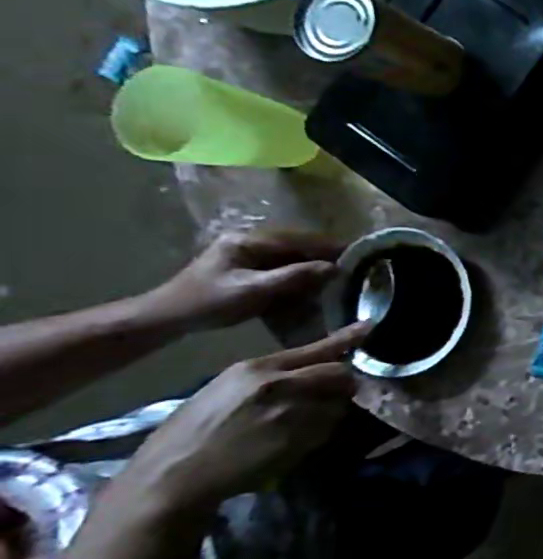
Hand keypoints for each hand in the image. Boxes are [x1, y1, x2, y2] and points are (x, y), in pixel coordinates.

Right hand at [117, 323, 370, 513]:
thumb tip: (310, 369)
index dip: (347, 339)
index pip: (317, 348)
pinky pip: (329, 427)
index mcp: (255, 369)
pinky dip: (321, 431)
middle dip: (341, 383)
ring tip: (300, 423)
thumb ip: (270, 376)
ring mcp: (294, 411)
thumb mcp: (223, 391)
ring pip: (338, 402)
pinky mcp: (302, 437)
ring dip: (331, 409)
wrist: (169, 479)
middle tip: (327, 396)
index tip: (369, 326)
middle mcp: (281, 384)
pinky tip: (294, 440)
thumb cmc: (187, 435)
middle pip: (339, 373)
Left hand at [142, 230, 340, 332]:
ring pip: (295, 254)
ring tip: (341, 275)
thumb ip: (294, 276)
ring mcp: (249, 252)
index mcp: (250, 240)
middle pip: (300, 244)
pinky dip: (303, 271)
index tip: (360, 257)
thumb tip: (335, 268)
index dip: (332, 247)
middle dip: (327, 255)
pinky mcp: (249, 265)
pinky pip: (285, 263)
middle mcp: (251, 240)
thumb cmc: (207, 303)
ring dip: (317, 264)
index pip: (301, 239)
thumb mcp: (253, 290)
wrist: (164, 319)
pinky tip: (316, 281)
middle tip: (355, 268)